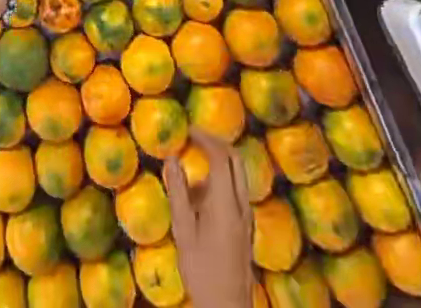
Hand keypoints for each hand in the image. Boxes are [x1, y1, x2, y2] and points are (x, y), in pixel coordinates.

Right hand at [163, 129, 255, 307]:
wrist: (227, 306)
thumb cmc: (202, 270)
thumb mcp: (184, 232)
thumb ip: (178, 193)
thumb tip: (172, 158)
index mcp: (227, 202)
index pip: (221, 157)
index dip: (205, 139)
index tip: (188, 130)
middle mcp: (242, 203)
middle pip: (235, 159)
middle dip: (216, 143)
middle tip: (195, 137)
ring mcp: (248, 214)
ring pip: (238, 173)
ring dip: (219, 162)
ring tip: (193, 167)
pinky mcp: (247, 224)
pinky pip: (237, 189)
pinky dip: (222, 180)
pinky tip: (201, 196)